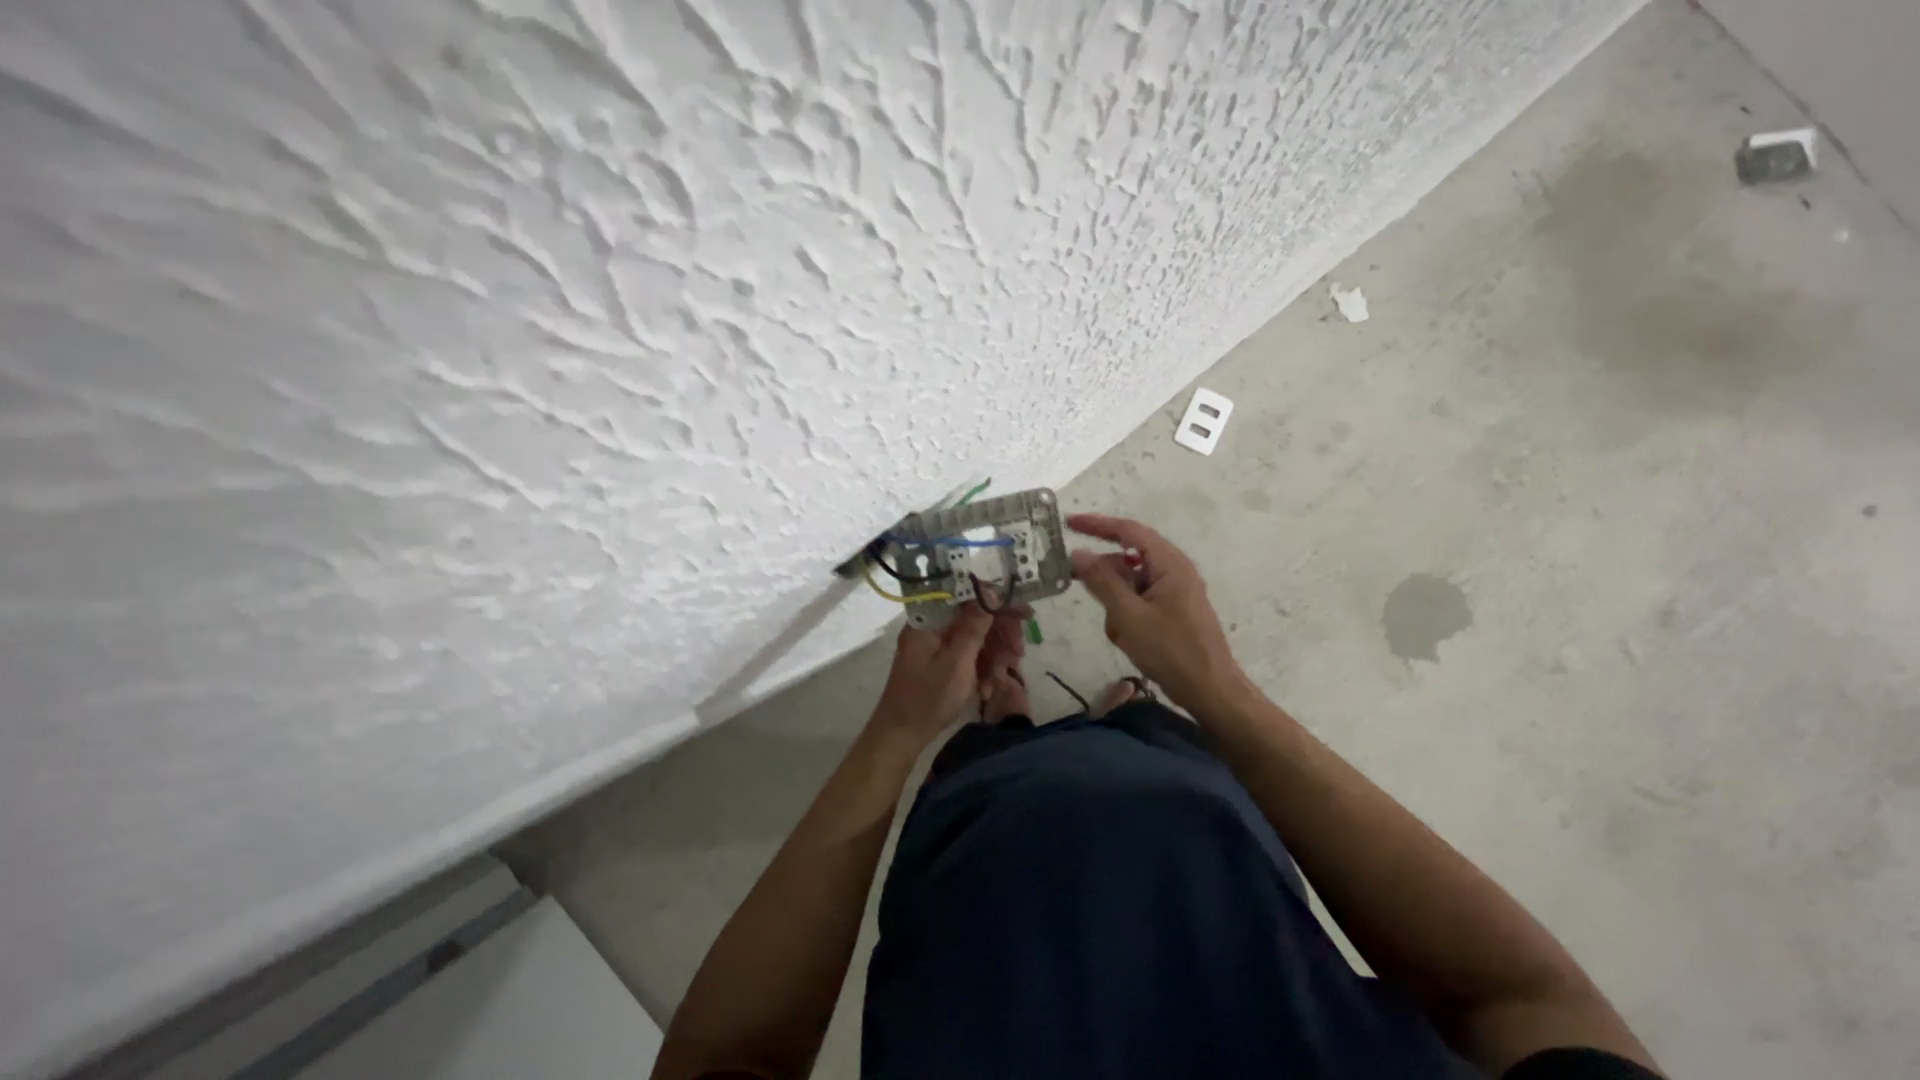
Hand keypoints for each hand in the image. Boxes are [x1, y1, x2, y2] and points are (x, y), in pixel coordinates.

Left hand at [869, 603, 1024, 749]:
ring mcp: (937, 646)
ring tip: (999, 680)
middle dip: (1000, 636)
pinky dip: (983, 669)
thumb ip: (974, 626)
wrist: (902, 735)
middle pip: (976, 618)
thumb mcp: (957, 662)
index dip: (998, 603)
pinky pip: (970, 656)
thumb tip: (990, 591)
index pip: (968, 596)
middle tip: (1018, 653)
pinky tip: (988, 688)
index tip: (1023, 615)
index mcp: (930, 619)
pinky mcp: (943, 663)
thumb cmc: (928, 698)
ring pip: (977, 638)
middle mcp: (933, 627)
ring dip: (994, 657)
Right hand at [1068, 513, 1250, 709]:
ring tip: (1117, 630)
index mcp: (1170, 563)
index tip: (1068, 523)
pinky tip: (1126, 638)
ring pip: (1132, 583)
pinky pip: (1141, 601)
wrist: (1209, 690)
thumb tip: (1078, 553)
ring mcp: (1175, 591)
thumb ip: (1102, 582)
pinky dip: (1127, 615)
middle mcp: (1175, 570)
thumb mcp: (1129, 616)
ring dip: (1116, 602)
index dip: (1097, 525)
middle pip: (1129, 557)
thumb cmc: (1170, 650)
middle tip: (1073, 579)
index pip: (1129, 531)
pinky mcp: (1173, 610)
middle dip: (1104, 573)